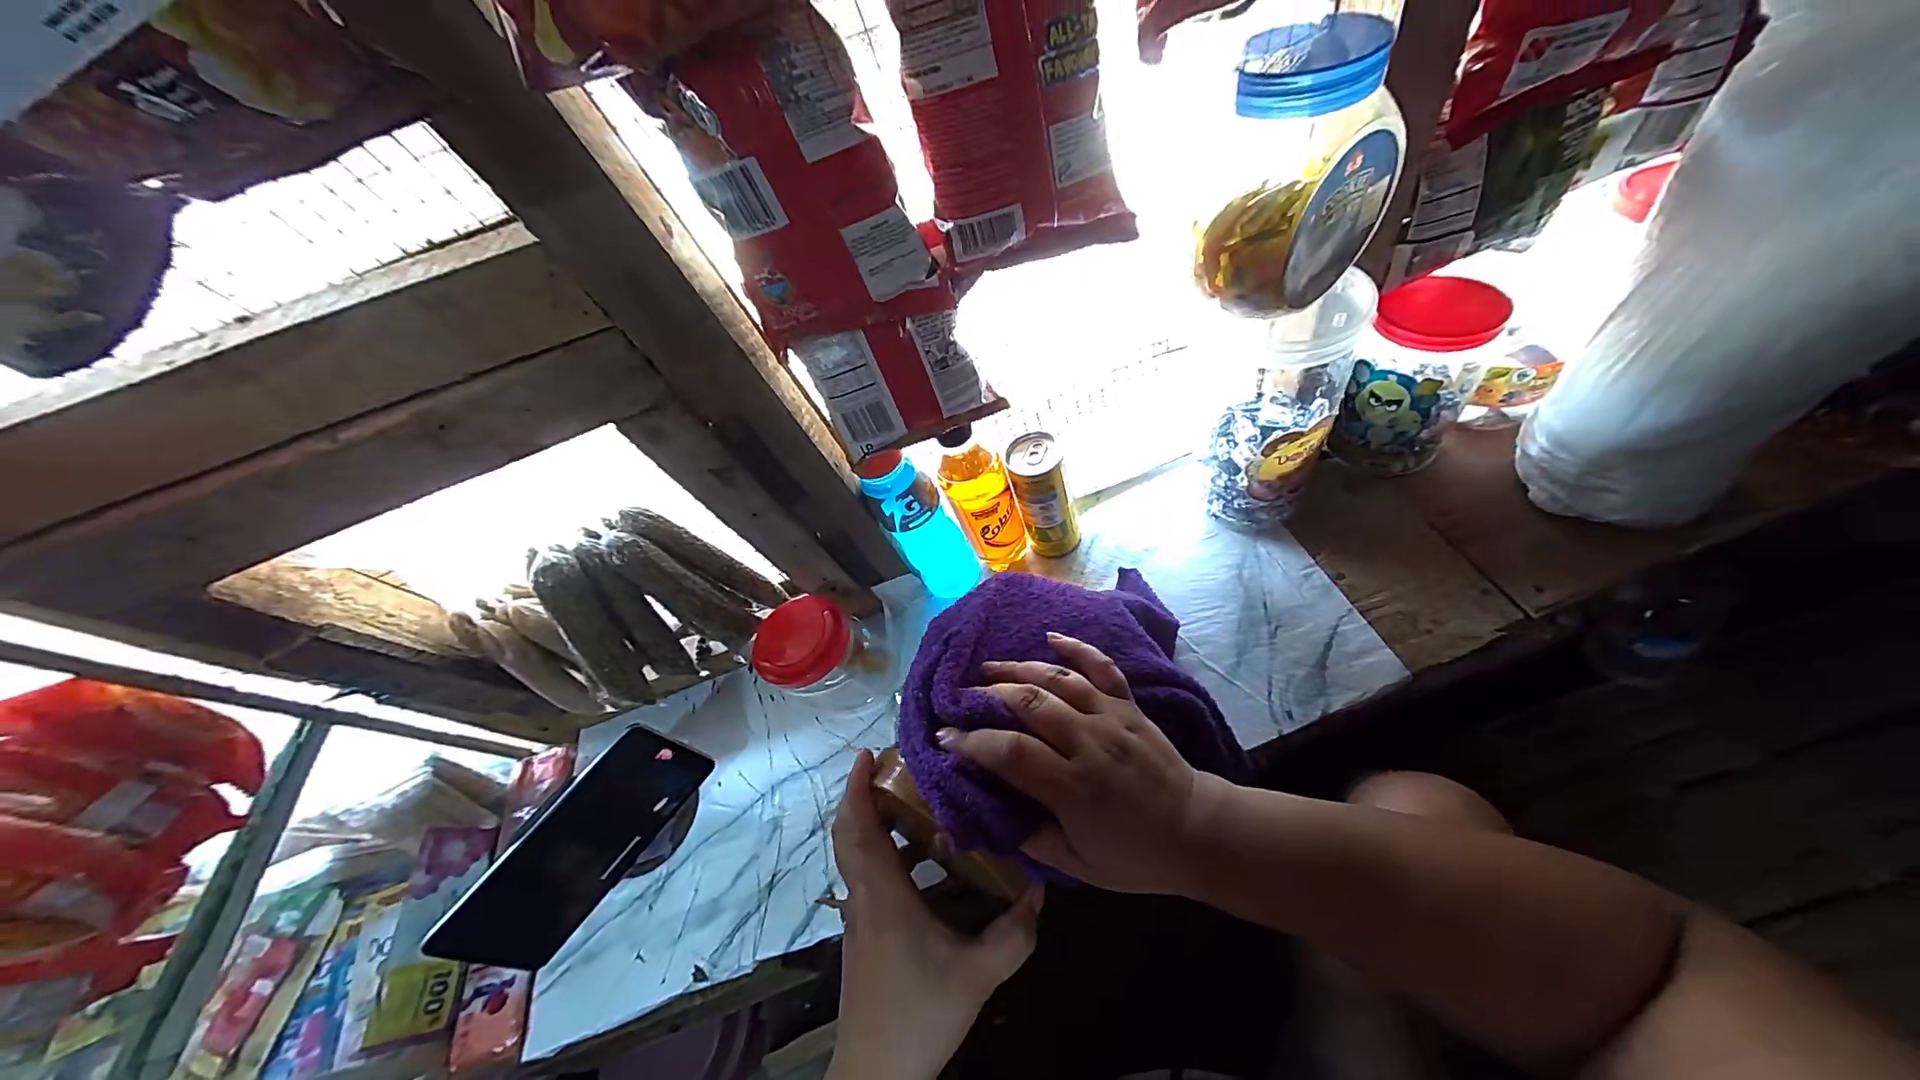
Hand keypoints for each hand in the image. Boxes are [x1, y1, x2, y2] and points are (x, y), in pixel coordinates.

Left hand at [827, 750, 1042, 1079]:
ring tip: (916, 806)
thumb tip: (1039, 890)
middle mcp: (863, 896)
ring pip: (859, 855)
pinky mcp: (864, 933)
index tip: (865, 754)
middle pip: (850, 833)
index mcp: (881, 893)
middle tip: (897, 769)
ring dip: (878, 825)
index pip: (856, 828)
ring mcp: (859, 916)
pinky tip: (925, 864)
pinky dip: (888, 856)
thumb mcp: (978, 974)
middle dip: (864, 795)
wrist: (878, 1072)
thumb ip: (1014, 933)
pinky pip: (869, 877)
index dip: (855, 787)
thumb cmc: (920, 1013)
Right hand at [938, 632, 1231, 895]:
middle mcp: (1090, 744)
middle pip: (1028, 704)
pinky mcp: (1130, 706)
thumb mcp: (1078, 866)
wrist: (1198, 833)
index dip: (971, 742)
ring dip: (1019, 670)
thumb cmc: (1135, 855)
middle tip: (963, 700)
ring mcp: (1112, 718)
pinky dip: (1076, 648)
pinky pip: (1102, 668)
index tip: (946, 738)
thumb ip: (1030, 839)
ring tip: (989, 670)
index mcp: (1074, 787)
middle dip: (988, 697)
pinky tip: (1050, 637)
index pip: (1010, 752)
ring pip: (1058, 680)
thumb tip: (987, 811)